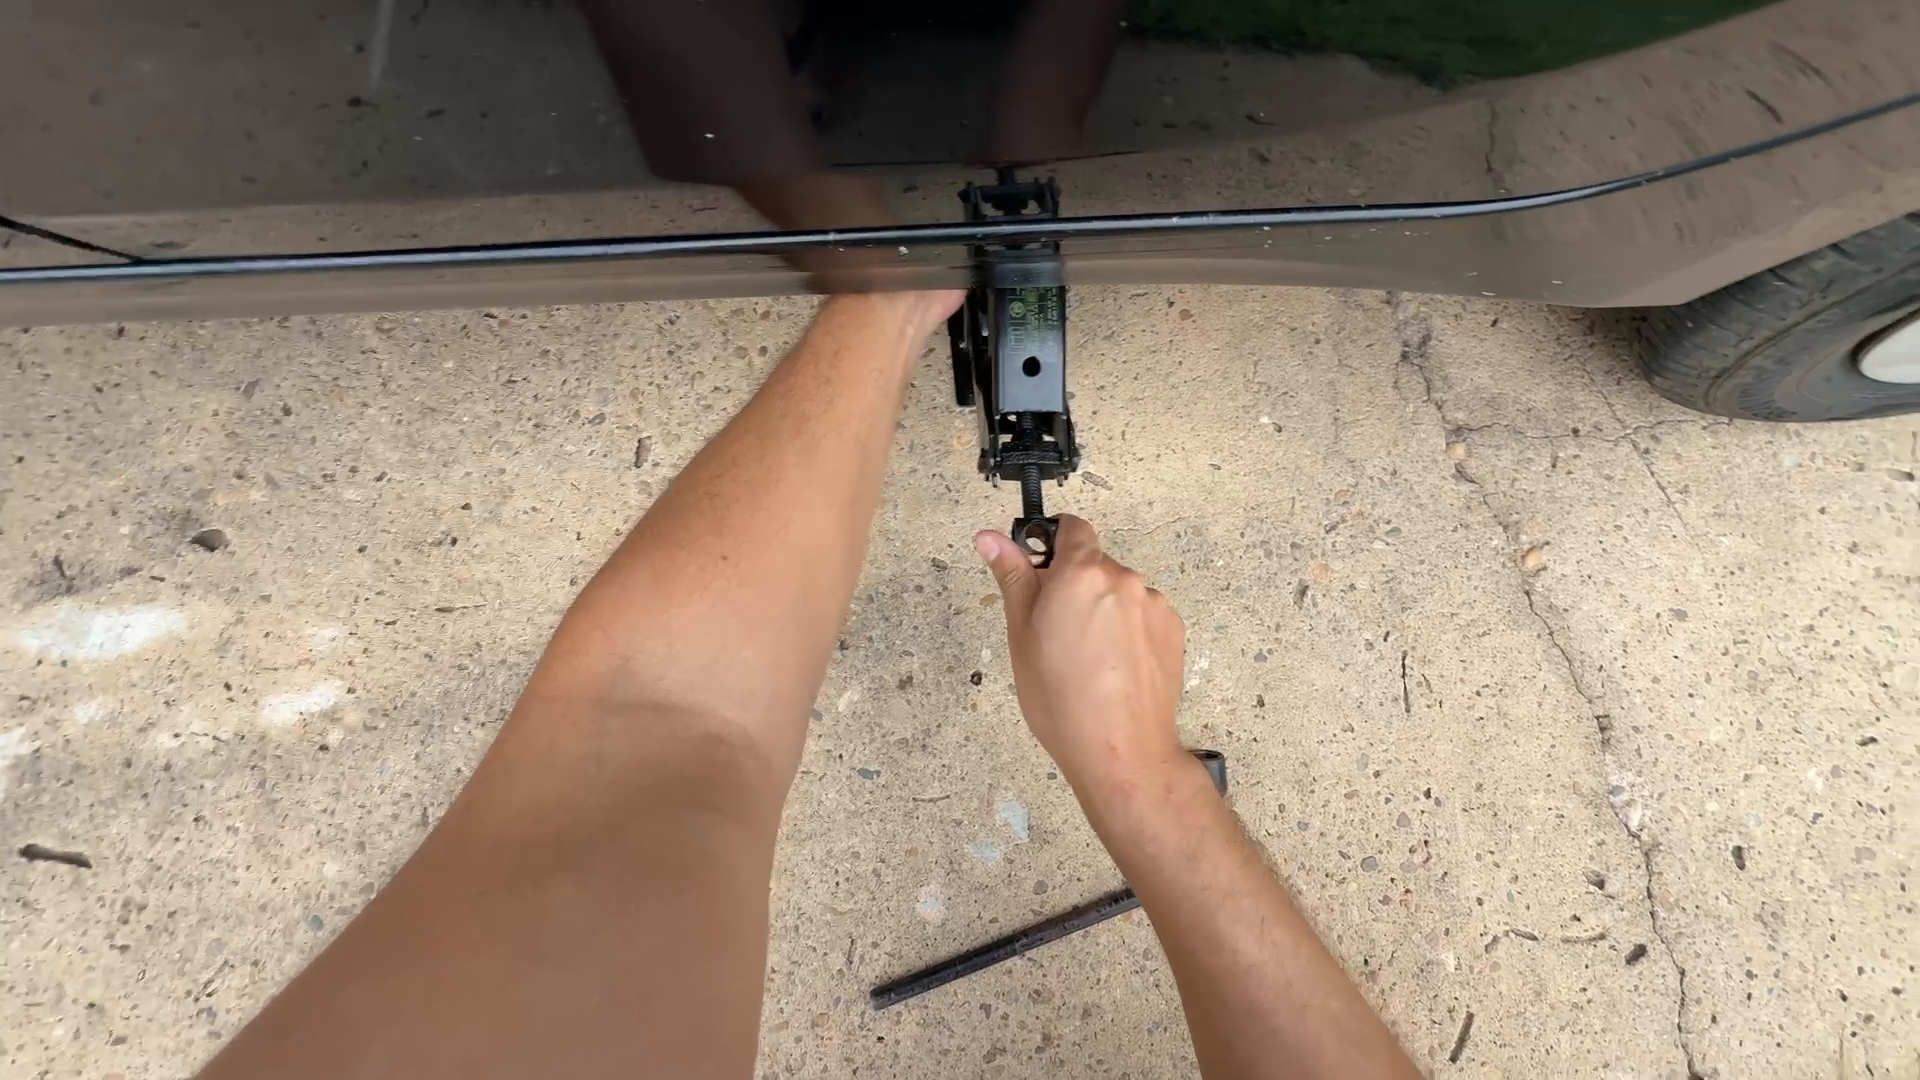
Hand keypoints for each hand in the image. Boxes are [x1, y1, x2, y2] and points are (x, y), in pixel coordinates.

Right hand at [975, 516, 1188, 808]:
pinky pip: (1142, 614)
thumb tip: (990, 537)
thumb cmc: (1062, 698)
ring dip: (1103, 608)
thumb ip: (1012, 576)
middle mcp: (1123, 578)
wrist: (1120, 750)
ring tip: (1087, 656)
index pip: (1072, 527)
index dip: (1053, 542)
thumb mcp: (1021, 635)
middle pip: (1093, 563)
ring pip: (1118, 591)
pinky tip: (1114, 666)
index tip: (1040, 569)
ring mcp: (1153, 604)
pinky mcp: (1172, 629)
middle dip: (1074, 585)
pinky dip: (1127, 629)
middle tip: (1055, 631)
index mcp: (1081, 573)